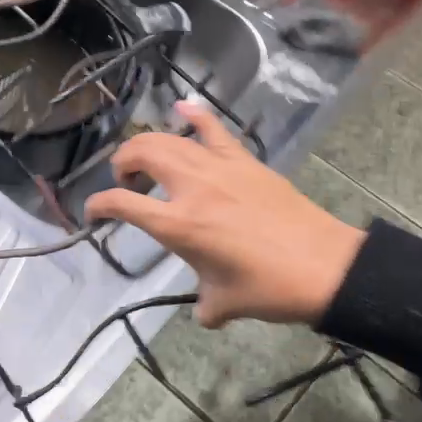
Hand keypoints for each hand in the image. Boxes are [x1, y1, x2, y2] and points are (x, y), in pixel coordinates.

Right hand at [86, 102, 365, 328]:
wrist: (327, 268)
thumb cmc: (269, 290)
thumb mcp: (222, 303)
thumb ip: (202, 305)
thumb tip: (204, 312)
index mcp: (178, 225)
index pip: (119, 203)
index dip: (97, 206)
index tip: (93, 214)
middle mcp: (191, 189)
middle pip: (141, 154)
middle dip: (121, 163)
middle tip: (125, 181)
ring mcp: (220, 169)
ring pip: (170, 139)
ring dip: (148, 145)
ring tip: (146, 159)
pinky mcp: (245, 162)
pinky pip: (214, 130)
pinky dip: (195, 116)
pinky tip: (181, 108)